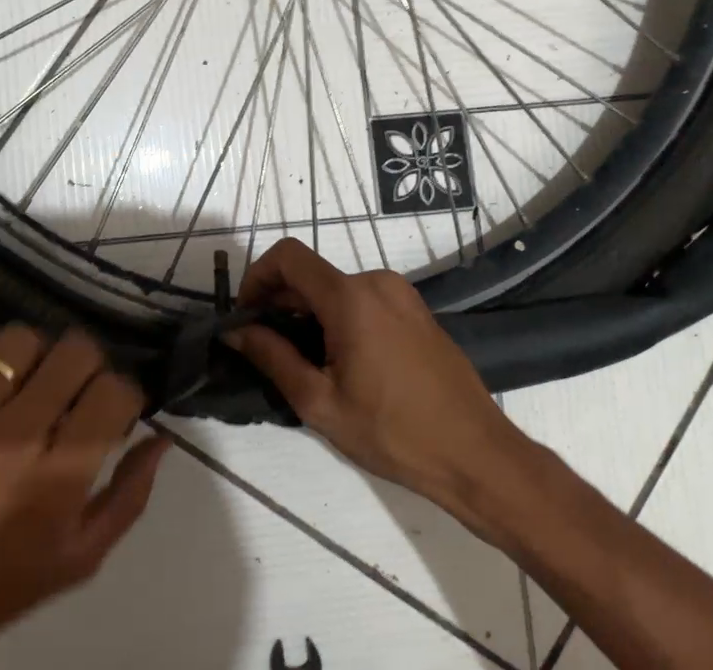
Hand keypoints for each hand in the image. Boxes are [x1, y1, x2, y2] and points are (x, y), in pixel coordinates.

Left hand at [0, 326, 169, 665]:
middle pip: (76, 351)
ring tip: (38, 383)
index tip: (116, 414)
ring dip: (44, 354)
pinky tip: (1, 379)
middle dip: (93, 367)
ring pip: (25, 338)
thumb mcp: (79, 557)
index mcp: (58, 476)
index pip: (114, 392)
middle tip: (81, 395)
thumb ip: (128, 496)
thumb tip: (160, 438)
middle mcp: (17, 433)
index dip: (128, 396)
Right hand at [225, 239, 527, 526]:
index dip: (256, 278)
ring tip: (301, 362)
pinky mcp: (417, 313)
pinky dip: (337, 319)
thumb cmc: (393, 432)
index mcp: (351, 298)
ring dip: (308, 314)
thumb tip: (235, 331)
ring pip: (335, 290)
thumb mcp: (319, 402)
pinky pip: (363, 302)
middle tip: (265, 349)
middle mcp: (377, 283)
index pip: (287, 256)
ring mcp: (402, 296)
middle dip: (279, 303)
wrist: (476, 455)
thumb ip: (271, 357)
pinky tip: (339, 363)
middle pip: (310, 274)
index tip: (247, 317)